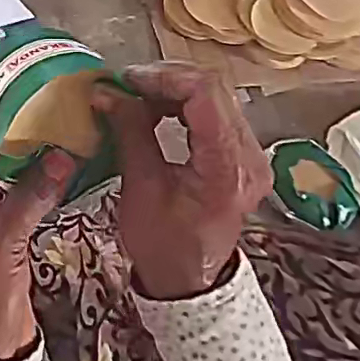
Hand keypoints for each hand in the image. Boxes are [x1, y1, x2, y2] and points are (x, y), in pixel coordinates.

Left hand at [0, 120, 76, 360]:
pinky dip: (45, 177)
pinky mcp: (12, 226)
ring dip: (35, 154)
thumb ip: (29, 198)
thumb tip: (62, 155)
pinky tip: (69, 164)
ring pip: (12, 169)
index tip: (25, 97)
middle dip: (19, 131)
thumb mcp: (0, 244)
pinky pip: (28, 190)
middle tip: (55, 109)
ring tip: (66, 130)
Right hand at [93, 63, 271, 299]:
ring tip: (136, 96)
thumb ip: (130, 131)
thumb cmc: (163, 245)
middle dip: (166, 79)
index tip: (127, 80)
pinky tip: (156, 109)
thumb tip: (107, 91)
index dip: (164, 78)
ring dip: (173, 89)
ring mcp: (252, 153)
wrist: (190, 282)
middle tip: (127, 85)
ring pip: (215, 95)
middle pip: (214, 88)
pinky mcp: (243, 153)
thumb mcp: (140, 188)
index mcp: (228, 166)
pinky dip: (183, 103)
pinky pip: (215, 110)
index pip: (206, 94)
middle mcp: (250, 154)